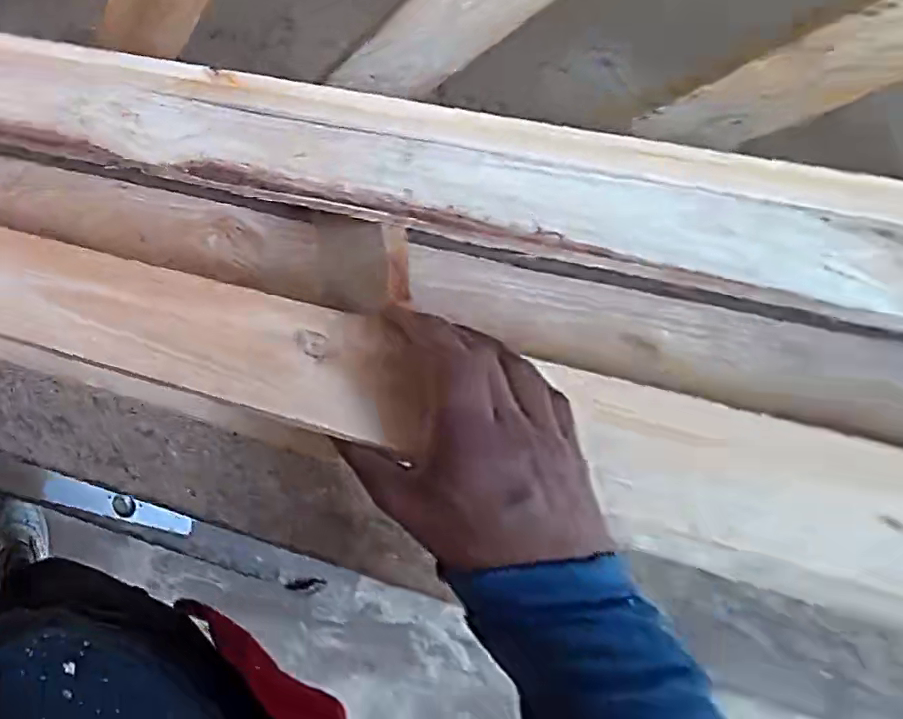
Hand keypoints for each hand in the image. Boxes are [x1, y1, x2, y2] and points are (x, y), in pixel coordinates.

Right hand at [339, 309, 612, 572]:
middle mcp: (514, 421)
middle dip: (446, 328)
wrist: (553, 588)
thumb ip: (364, 461)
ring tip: (454, 339)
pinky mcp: (569, 445)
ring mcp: (548, 431)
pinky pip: (545, 390)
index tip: (396, 315)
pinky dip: (516, 369)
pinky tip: (502, 373)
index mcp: (471, 430)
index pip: (453, 358)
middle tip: (415, 324)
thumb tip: (334, 430)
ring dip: (481, 343)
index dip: (424, 327)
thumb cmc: (468, 539)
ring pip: (518, 365)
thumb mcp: (401, 502)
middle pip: (484, 352)